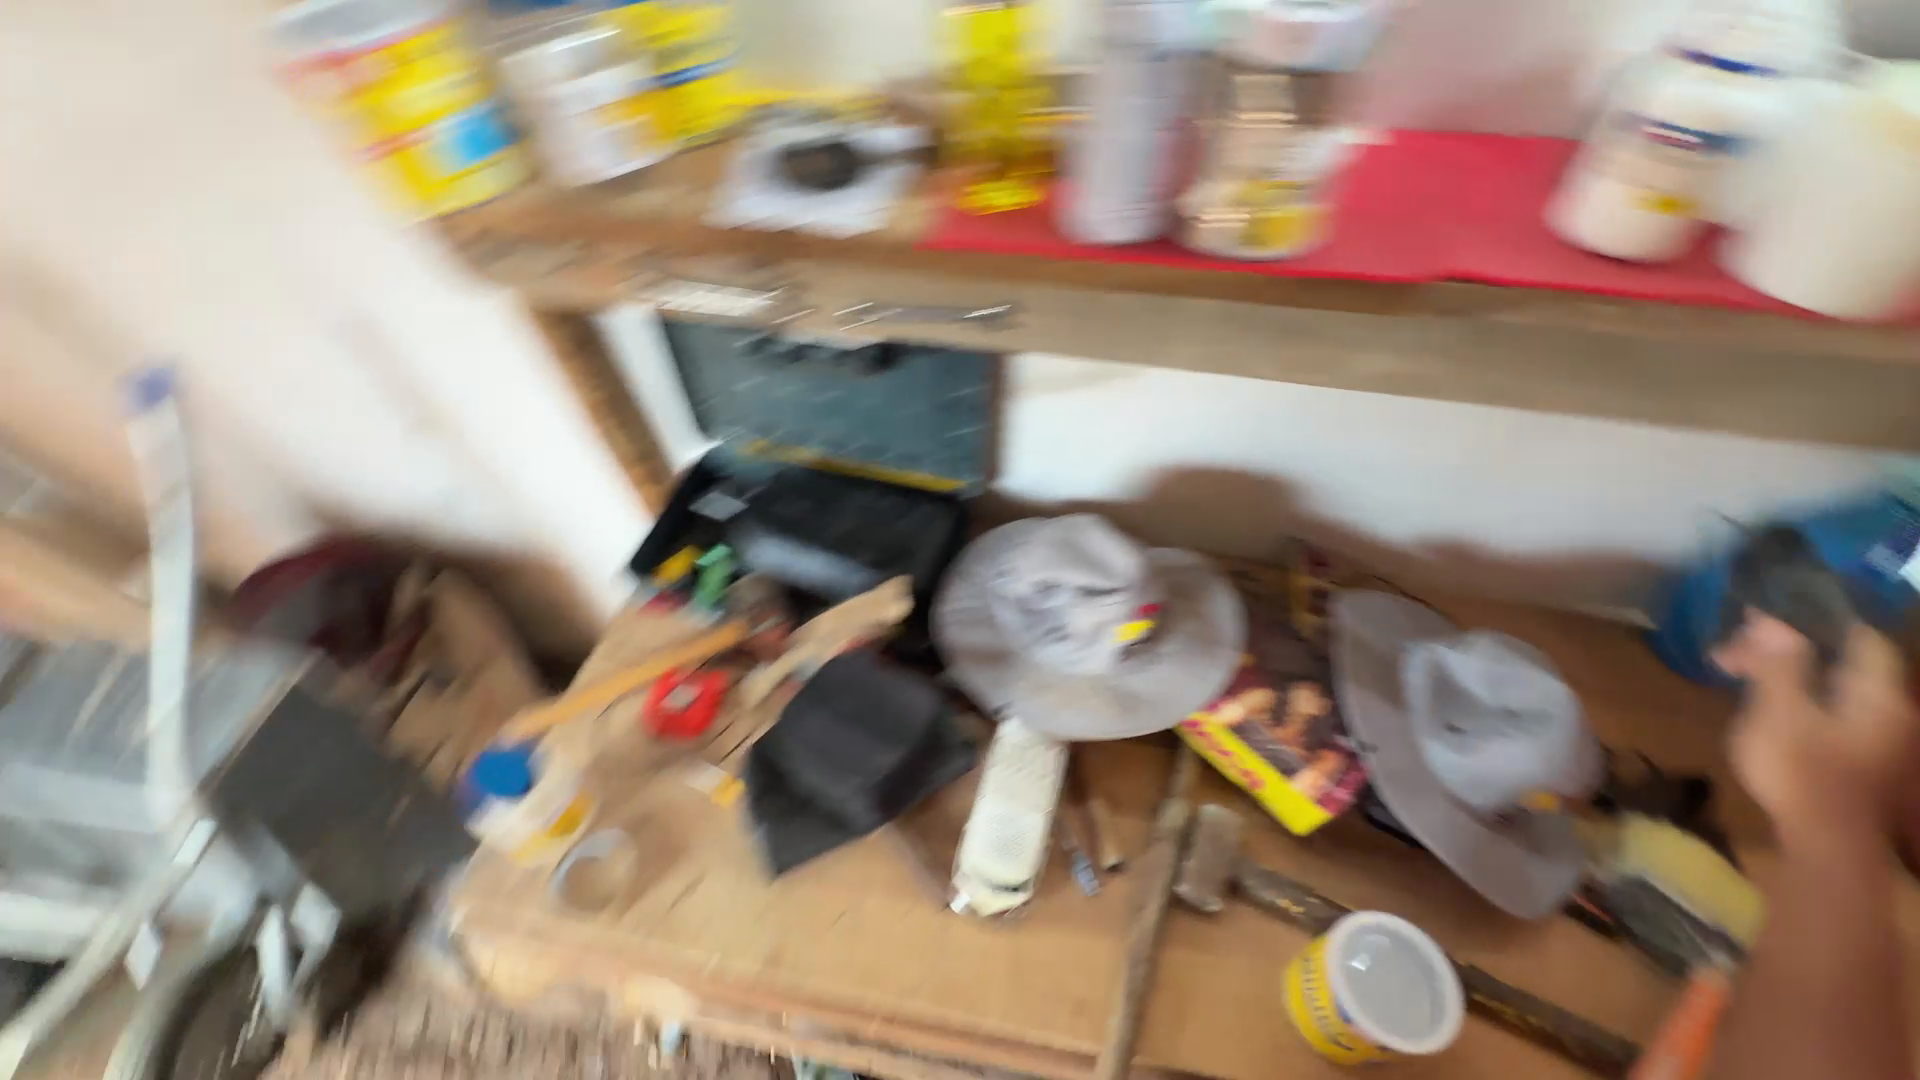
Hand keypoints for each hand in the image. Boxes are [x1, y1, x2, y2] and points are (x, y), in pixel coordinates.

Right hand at [1712, 611, 1916, 852]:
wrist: (1826, 842)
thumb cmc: (1801, 772)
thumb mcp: (1780, 713)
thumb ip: (1779, 666)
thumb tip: (1772, 620)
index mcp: (1877, 695)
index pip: (1860, 638)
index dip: (1815, 619)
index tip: (1760, 612)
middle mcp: (1889, 710)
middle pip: (1842, 661)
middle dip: (1786, 647)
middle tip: (1729, 650)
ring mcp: (1876, 736)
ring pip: (1831, 685)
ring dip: (1785, 671)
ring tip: (1734, 673)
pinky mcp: (1858, 755)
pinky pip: (1828, 707)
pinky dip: (1795, 694)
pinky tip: (1762, 703)